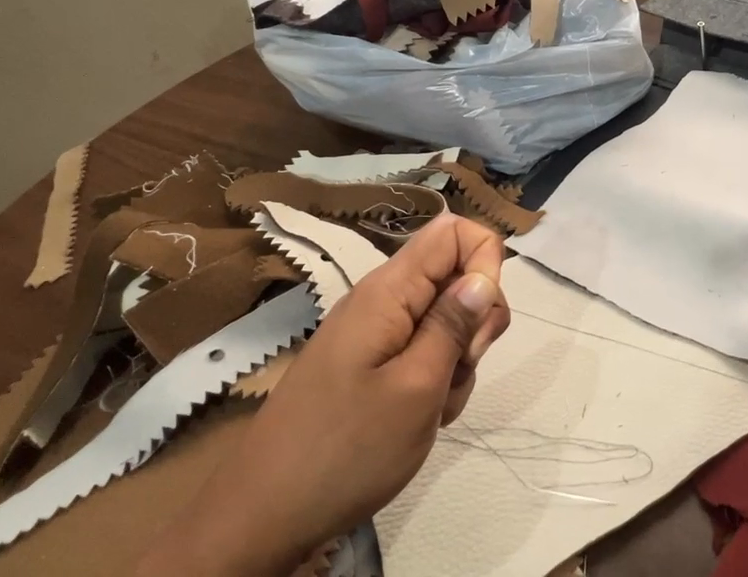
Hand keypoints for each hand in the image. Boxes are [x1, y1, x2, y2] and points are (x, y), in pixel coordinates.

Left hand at [139, 214, 510, 576]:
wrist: (263, 517)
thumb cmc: (346, 450)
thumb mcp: (417, 388)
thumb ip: (454, 324)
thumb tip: (484, 273)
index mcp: (389, 291)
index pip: (455, 231)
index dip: (484, 263)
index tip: (480, 321)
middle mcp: (382, 301)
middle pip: (456, 277)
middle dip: (475, 323)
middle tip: (457, 370)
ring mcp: (375, 335)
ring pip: (445, 322)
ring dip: (457, 362)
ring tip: (431, 407)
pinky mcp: (370, 366)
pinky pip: (422, 355)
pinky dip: (434, 383)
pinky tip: (418, 419)